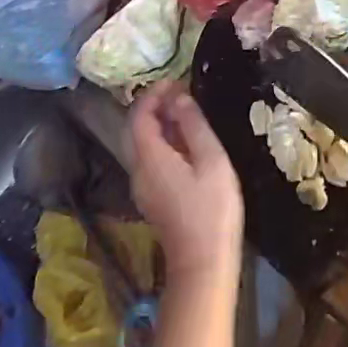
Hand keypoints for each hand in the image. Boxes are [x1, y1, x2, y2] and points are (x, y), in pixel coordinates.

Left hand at [130, 83, 243, 282]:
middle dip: (155, 106)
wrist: (203, 265)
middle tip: (182, 92)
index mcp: (149, 158)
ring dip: (159, 124)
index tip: (176, 80)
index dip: (152, 94)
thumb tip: (179, 98)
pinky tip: (186, 142)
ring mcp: (143, 188)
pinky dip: (163, 141)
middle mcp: (138, 171)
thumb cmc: (211, 209)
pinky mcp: (153, 199)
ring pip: (142, 146)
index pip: (139, 116)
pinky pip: (150, 160)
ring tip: (187, 111)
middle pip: (136, 130)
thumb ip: (193, 126)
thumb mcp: (211, 160)